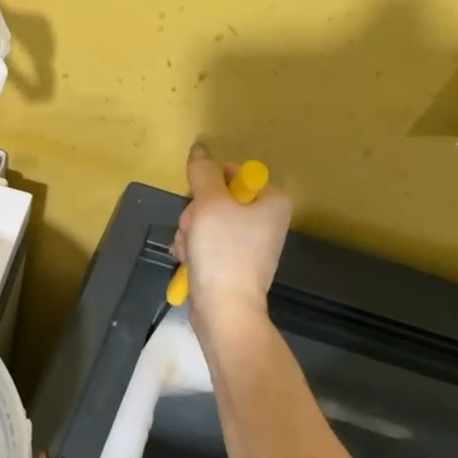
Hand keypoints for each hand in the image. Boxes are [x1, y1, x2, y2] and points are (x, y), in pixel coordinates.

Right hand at [172, 141, 292, 338]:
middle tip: (191, 231)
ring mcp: (250, 245)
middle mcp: (266, 220)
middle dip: (195, 215)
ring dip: (190, 234)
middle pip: (217, 200)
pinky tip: (185, 261)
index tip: (198, 204)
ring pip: (208, 224)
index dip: (207, 184)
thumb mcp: (209, 205)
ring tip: (187, 251)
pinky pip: (208, 246)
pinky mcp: (234, 266)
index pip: (234, 173)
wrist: (225, 311)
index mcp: (272, 200)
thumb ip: (203, 173)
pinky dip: (194, 251)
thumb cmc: (223, 254)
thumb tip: (199, 147)